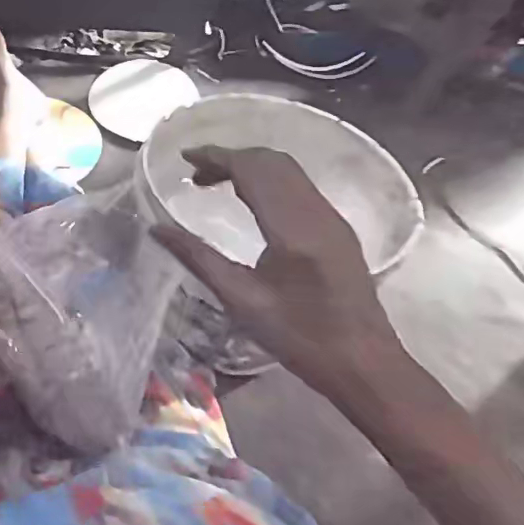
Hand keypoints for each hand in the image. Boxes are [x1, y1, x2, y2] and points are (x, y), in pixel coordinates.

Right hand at [146, 146, 402, 396]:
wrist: (367, 367)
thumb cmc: (299, 337)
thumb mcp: (240, 299)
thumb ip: (197, 257)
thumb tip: (156, 229)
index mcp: (293, 230)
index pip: (253, 171)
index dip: (216, 157)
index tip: (184, 158)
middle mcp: (318, 216)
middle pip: (272, 162)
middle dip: (230, 157)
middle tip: (195, 173)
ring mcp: (333, 221)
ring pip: (287, 171)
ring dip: (248, 166)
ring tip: (213, 183)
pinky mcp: (337, 230)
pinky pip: (298, 186)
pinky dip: (266, 179)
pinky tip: (246, 200)